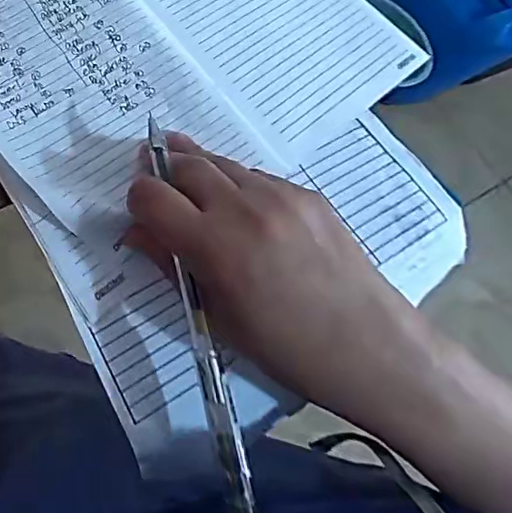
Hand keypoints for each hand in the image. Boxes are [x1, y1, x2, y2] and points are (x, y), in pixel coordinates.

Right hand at [125, 132, 443, 425]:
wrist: (376, 350)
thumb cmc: (287, 349)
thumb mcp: (217, 317)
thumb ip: (169, 265)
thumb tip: (135, 233)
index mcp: (214, 246)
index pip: (151, 195)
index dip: (137, 199)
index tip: (140, 213)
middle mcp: (243, 208)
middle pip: (184, 163)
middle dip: (162, 170)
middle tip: (154, 177)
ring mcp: (279, 195)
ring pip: (220, 162)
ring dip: (197, 169)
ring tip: (190, 182)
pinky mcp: (306, 194)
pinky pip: (255, 176)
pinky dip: (236, 184)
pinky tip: (243, 209)